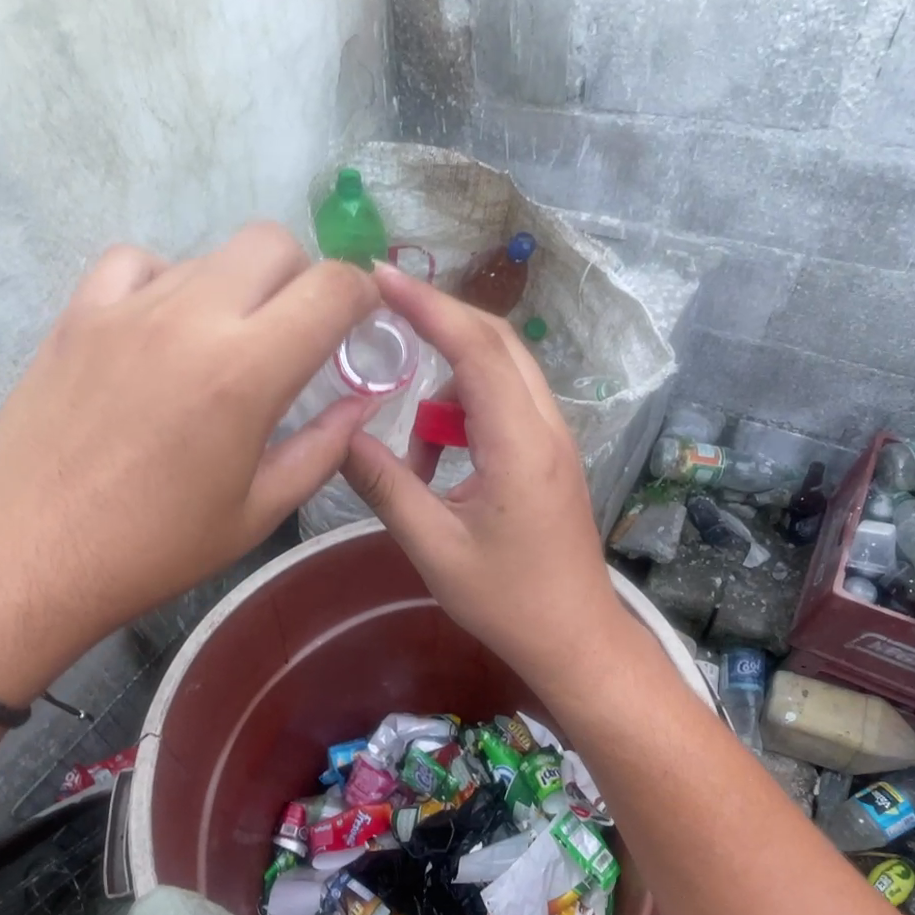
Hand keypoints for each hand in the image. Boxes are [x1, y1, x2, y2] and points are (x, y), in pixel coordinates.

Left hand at [0, 224, 379, 700]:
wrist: (25, 558)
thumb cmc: (152, 550)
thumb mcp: (257, 512)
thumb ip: (323, 448)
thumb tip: (363, 402)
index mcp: (247, 371)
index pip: (332, 286)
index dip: (363, 297)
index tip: (362, 326)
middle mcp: (191, 317)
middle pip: (272, 242)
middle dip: (304, 280)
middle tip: (298, 337)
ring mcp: (127, 308)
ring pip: (208, 253)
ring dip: (239, 288)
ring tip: (226, 346)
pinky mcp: (77, 314)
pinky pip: (138, 263)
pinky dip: (167, 281)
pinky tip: (162, 328)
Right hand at [341, 264, 625, 683]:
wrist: (575, 638)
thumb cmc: (508, 601)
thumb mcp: (434, 547)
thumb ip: (386, 485)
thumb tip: (339, 436)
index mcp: (520, 444)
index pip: (475, 348)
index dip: (427, 305)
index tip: (380, 276)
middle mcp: (545, 426)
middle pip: (495, 342)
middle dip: (438, 322)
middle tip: (383, 318)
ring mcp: (554, 438)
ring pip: (500, 372)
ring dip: (450, 385)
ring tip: (415, 449)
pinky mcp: (550, 454)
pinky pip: (505, 404)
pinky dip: (466, 413)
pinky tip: (442, 463)